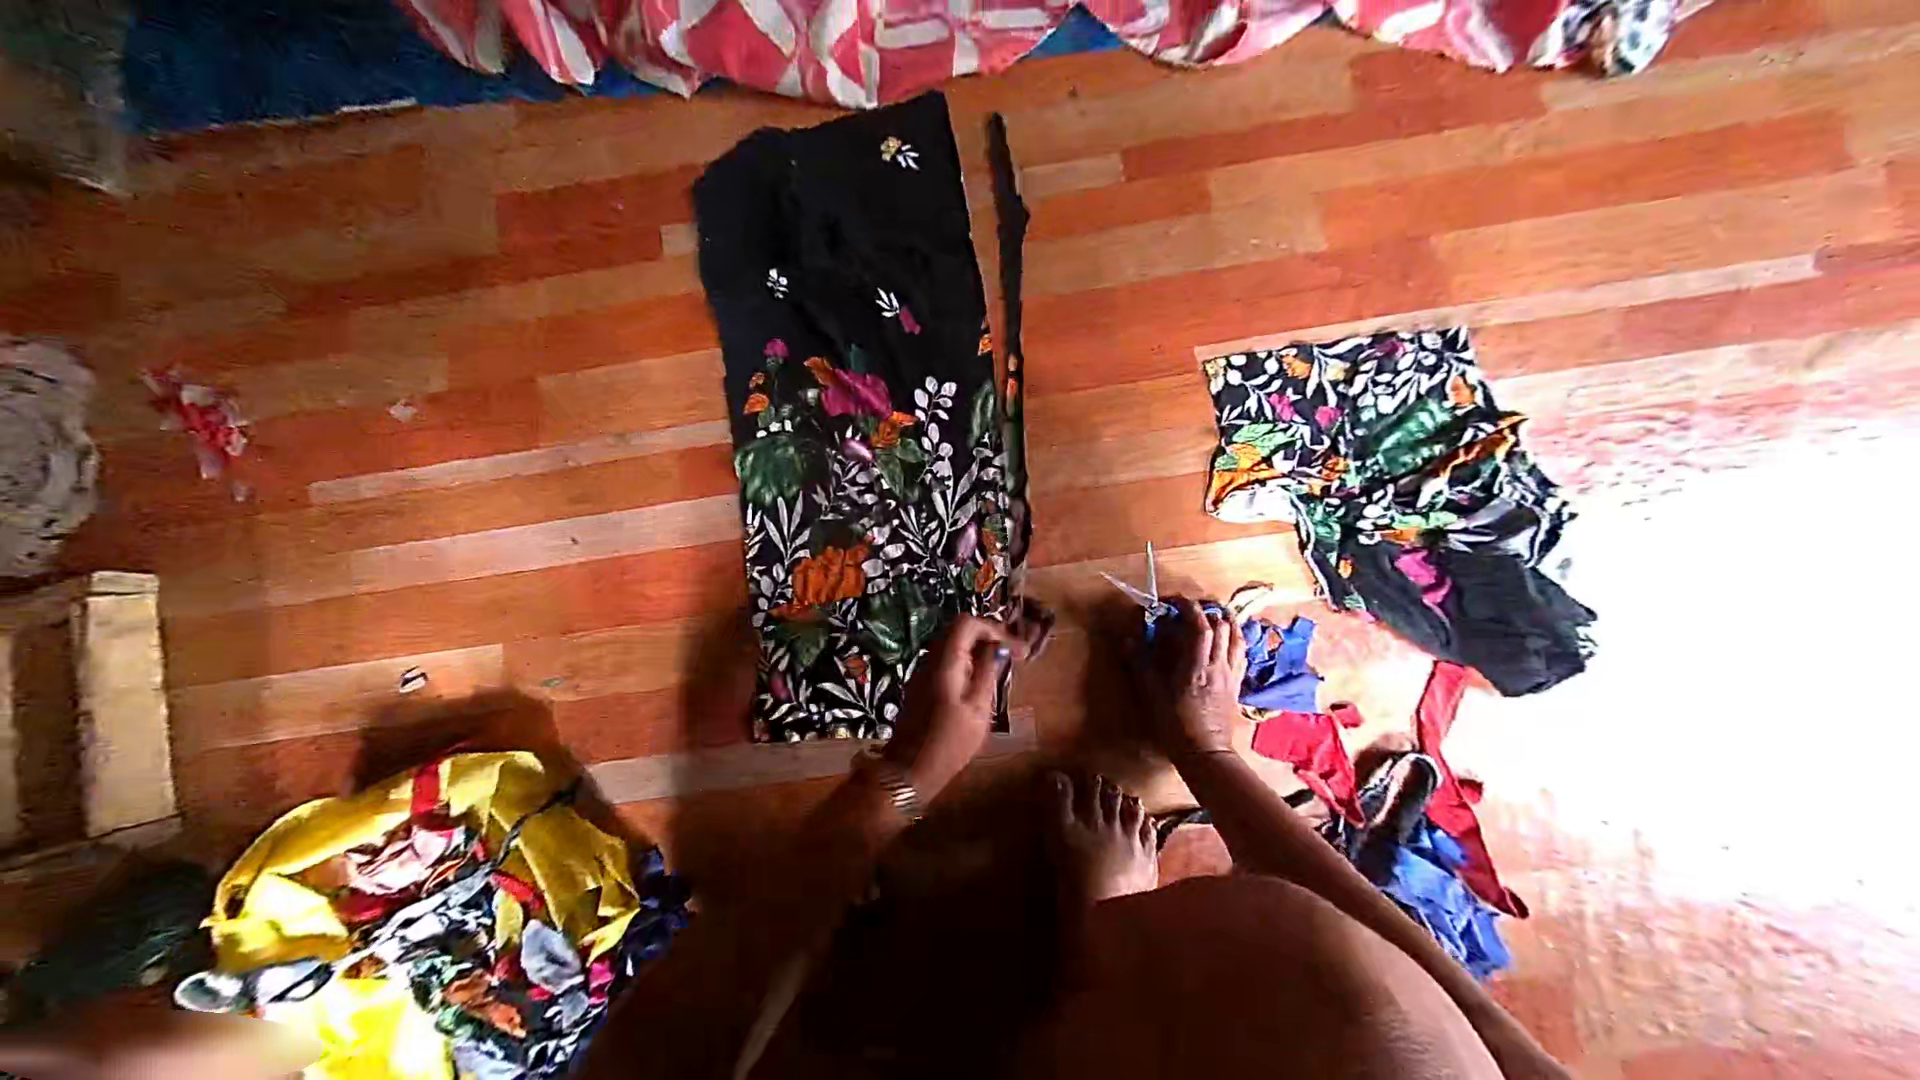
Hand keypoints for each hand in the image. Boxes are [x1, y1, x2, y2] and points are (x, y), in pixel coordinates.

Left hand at [884, 614, 1026, 799]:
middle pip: (959, 631)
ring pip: (952, 646)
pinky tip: (981, 683)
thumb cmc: (949, 742)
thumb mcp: (978, 708)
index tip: (1016, 649)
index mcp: (945, 660)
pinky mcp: (922, 686)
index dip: (994, 629)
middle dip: (987, 638)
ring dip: (978, 651)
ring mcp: (923, 672)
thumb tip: (999, 647)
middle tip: (1012, 655)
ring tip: (1001, 669)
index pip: (968, 623)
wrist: (910, 770)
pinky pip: (946, 662)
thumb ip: (988, 672)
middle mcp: (930, 659)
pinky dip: (966, 664)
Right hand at [1133, 597, 1246, 759]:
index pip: (1200, 626)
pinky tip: (1227, 640)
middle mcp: (1218, 666)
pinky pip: (1242, 654)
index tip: (1174, 601)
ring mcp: (1231, 674)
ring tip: (1212, 617)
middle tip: (1190, 609)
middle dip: (1207, 611)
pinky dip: (1235, 639)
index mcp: (1196, 667)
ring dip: (1225, 622)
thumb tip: (1128, 639)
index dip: (1189, 608)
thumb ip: (1141, 664)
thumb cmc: (1176, 725)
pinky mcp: (1237, 684)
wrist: (1205, 753)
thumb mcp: (1153, 695)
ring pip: (1237, 637)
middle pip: (1222, 626)